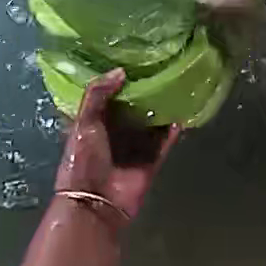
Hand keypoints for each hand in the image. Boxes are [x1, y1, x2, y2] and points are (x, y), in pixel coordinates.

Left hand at [54, 70, 178, 218]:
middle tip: (163, 71)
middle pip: (134, 110)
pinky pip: (165, 142)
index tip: (135, 63)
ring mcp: (135, 149)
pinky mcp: (151, 161)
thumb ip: (97, 95)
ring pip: (152, 124)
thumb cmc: (83, 161)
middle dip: (146, 95)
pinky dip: (174, 130)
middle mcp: (116, 135)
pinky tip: (183, 113)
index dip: (119, 83)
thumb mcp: (83, 123)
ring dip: (162, 110)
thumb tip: (121, 71)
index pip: (109, 99)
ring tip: (178, 87)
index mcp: (95, 125)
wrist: (95, 203)